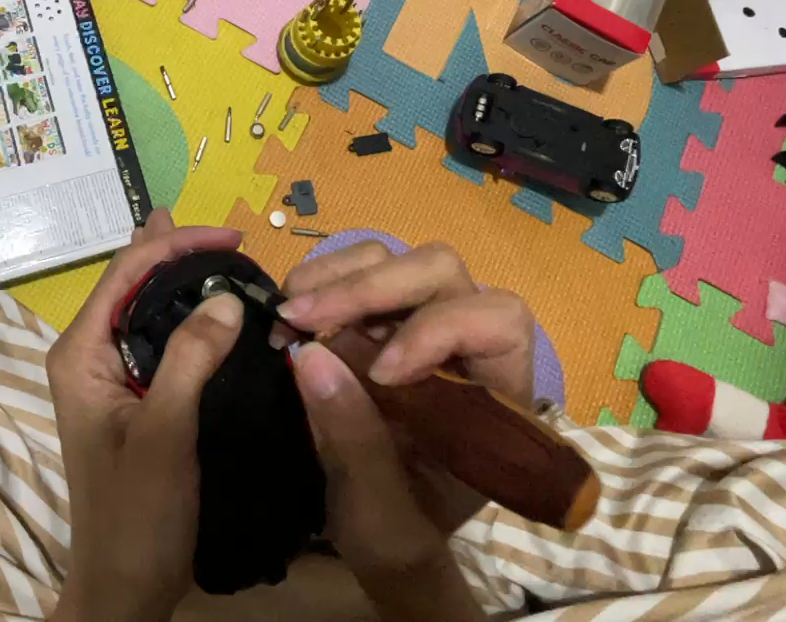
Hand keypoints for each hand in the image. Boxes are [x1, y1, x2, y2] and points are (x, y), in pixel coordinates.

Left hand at [46, 210, 243, 621]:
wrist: (123, 588)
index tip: (231, 236)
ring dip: (174, 276)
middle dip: (171, 250)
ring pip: (140, 306)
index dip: (175, 245)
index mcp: (80, 351)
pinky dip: (179, 311)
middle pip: (127, 281)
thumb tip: (224, 294)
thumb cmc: (137, 511)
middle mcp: (86, 353)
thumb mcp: (165, 431)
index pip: (125, 273)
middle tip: (221, 232)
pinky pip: (152, 337)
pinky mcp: (128, 395)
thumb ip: (190, 358)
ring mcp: (105, 374)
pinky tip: (200, 303)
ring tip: (205, 245)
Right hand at [282, 241, 528, 620]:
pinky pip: (352, 266)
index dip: (438, 330)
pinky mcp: (373, 314)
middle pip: (438, 270)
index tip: (380, 374)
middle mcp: (464, 344)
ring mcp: (415, 320)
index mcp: (496, 397)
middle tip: (301, 319)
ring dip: (334, 278)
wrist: (378, 527)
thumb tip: (309, 355)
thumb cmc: (399, 529)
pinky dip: (315, 279)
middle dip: (367, 288)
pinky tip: (287, 314)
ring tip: (288, 316)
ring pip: (391, 257)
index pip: (498, 322)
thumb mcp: (381, 513)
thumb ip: (355, 440)